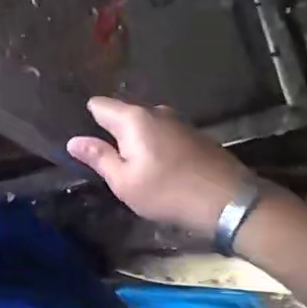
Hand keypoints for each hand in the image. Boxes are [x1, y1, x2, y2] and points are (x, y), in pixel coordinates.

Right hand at [67, 98, 251, 234]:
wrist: (231, 202)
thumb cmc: (169, 191)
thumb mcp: (124, 181)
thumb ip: (98, 157)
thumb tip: (74, 141)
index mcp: (133, 118)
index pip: (98, 105)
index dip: (86, 119)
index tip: (82, 139)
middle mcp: (156, 111)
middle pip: (122, 113)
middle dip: (110, 130)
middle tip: (103, 157)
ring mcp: (178, 121)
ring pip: (144, 124)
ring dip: (134, 139)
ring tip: (129, 163)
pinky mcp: (195, 135)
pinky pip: (163, 132)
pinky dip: (155, 144)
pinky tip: (157, 166)